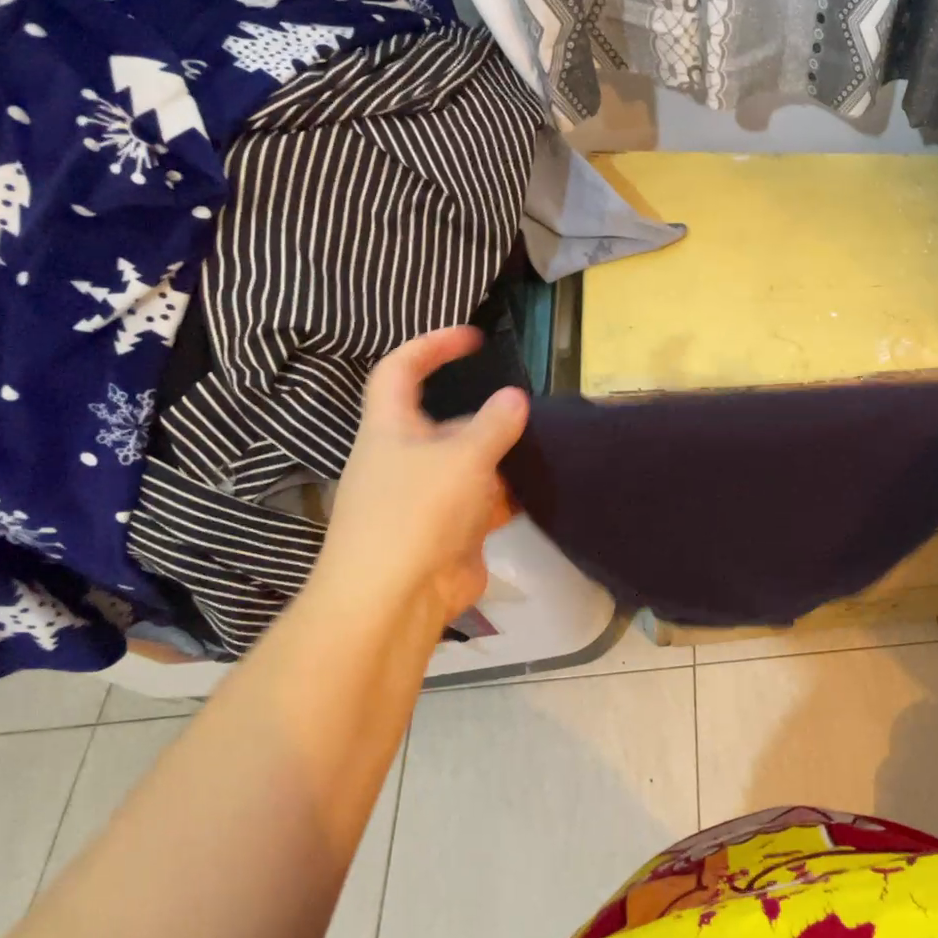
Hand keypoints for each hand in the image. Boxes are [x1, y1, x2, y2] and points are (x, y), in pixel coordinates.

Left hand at [306, 327, 527, 633]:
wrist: (396, 599)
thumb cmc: (416, 514)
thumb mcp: (461, 458)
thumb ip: (494, 425)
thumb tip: (516, 398)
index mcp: (389, 430)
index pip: (400, 371)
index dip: (431, 347)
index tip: (473, 338)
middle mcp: (405, 459)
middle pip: (447, 422)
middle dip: (488, 416)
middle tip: (532, 413)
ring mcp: (429, 498)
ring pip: (472, 464)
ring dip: (504, 458)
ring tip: (547, 449)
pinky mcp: (452, 531)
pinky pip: (486, 502)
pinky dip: (511, 495)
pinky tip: (544, 490)